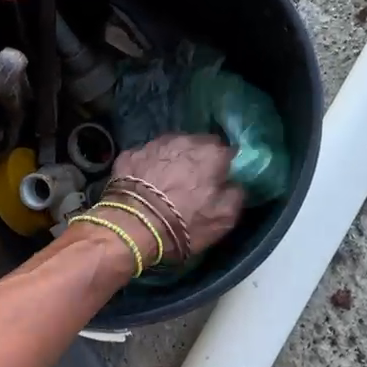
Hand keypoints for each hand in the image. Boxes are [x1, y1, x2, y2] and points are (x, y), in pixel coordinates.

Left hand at [108, 133, 244, 259]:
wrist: (132, 226)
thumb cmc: (183, 223)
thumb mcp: (225, 218)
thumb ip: (236, 194)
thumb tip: (234, 183)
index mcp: (212, 153)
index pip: (227, 152)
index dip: (223, 167)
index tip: (218, 181)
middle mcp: (185, 139)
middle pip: (198, 145)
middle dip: (198, 160)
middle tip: (192, 183)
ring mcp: (154, 143)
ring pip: (171, 147)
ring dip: (173, 160)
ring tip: (167, 183)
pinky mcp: (130, 153)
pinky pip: (146, 156)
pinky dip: (148, 166)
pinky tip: (145, 183)